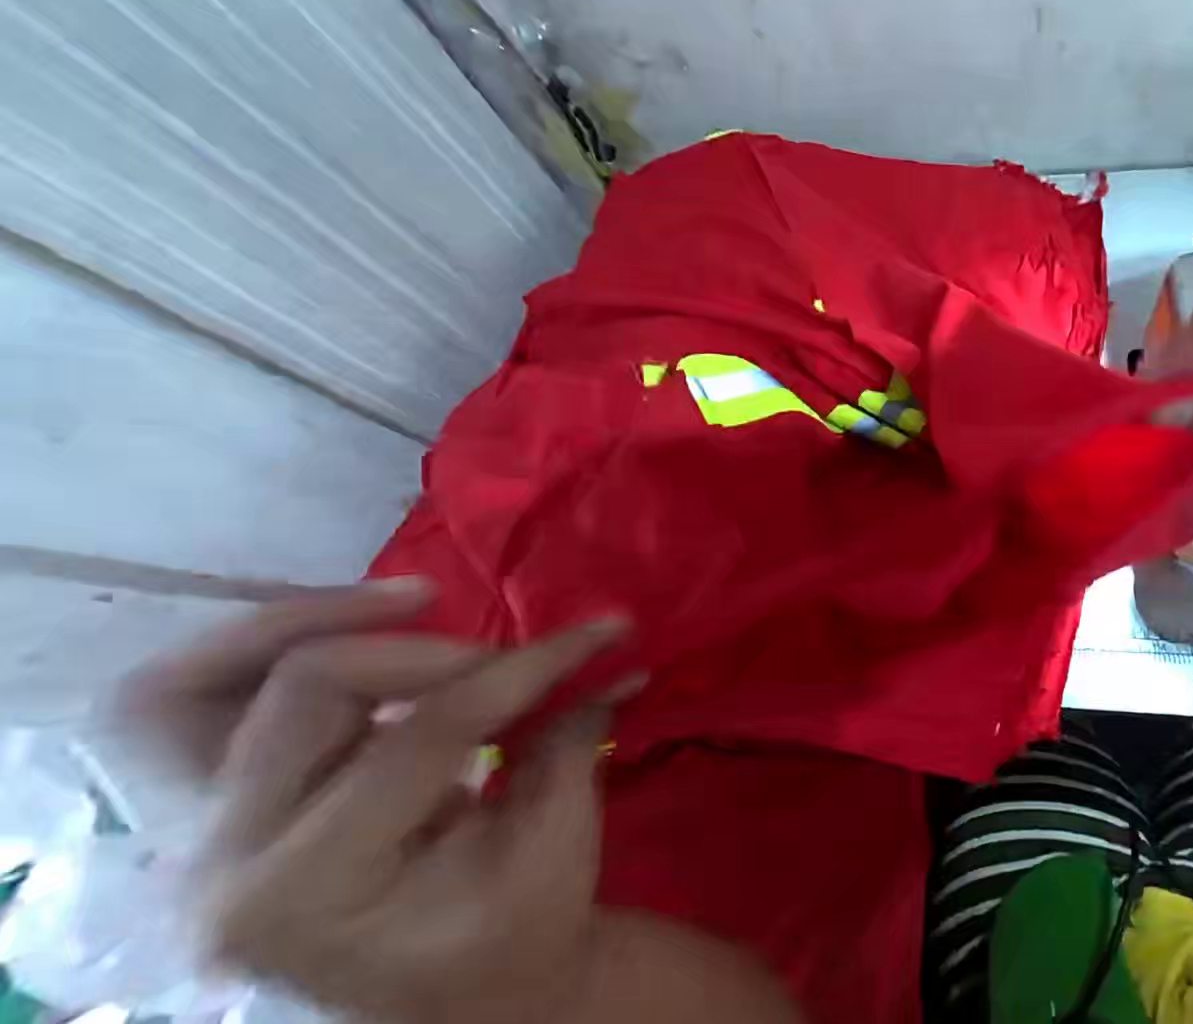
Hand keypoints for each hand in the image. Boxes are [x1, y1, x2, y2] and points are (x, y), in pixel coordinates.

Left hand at [113, 579, 627, 1023]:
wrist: (454, 995)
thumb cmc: (514, 929)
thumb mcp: (559, 841)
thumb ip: (576, 735)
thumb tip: (622, 652)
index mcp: (311, 892)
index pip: (430, 731)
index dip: (530, 667)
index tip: (605, 631)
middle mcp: (219, 862)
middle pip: (305, 690)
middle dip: (431, 649)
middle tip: (501, 653)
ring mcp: (191, 836)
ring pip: (181, 691)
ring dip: (302, 622)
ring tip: (411, 598)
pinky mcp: (204, 811)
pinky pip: (180, 706)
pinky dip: (256, 650)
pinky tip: (353, 634)